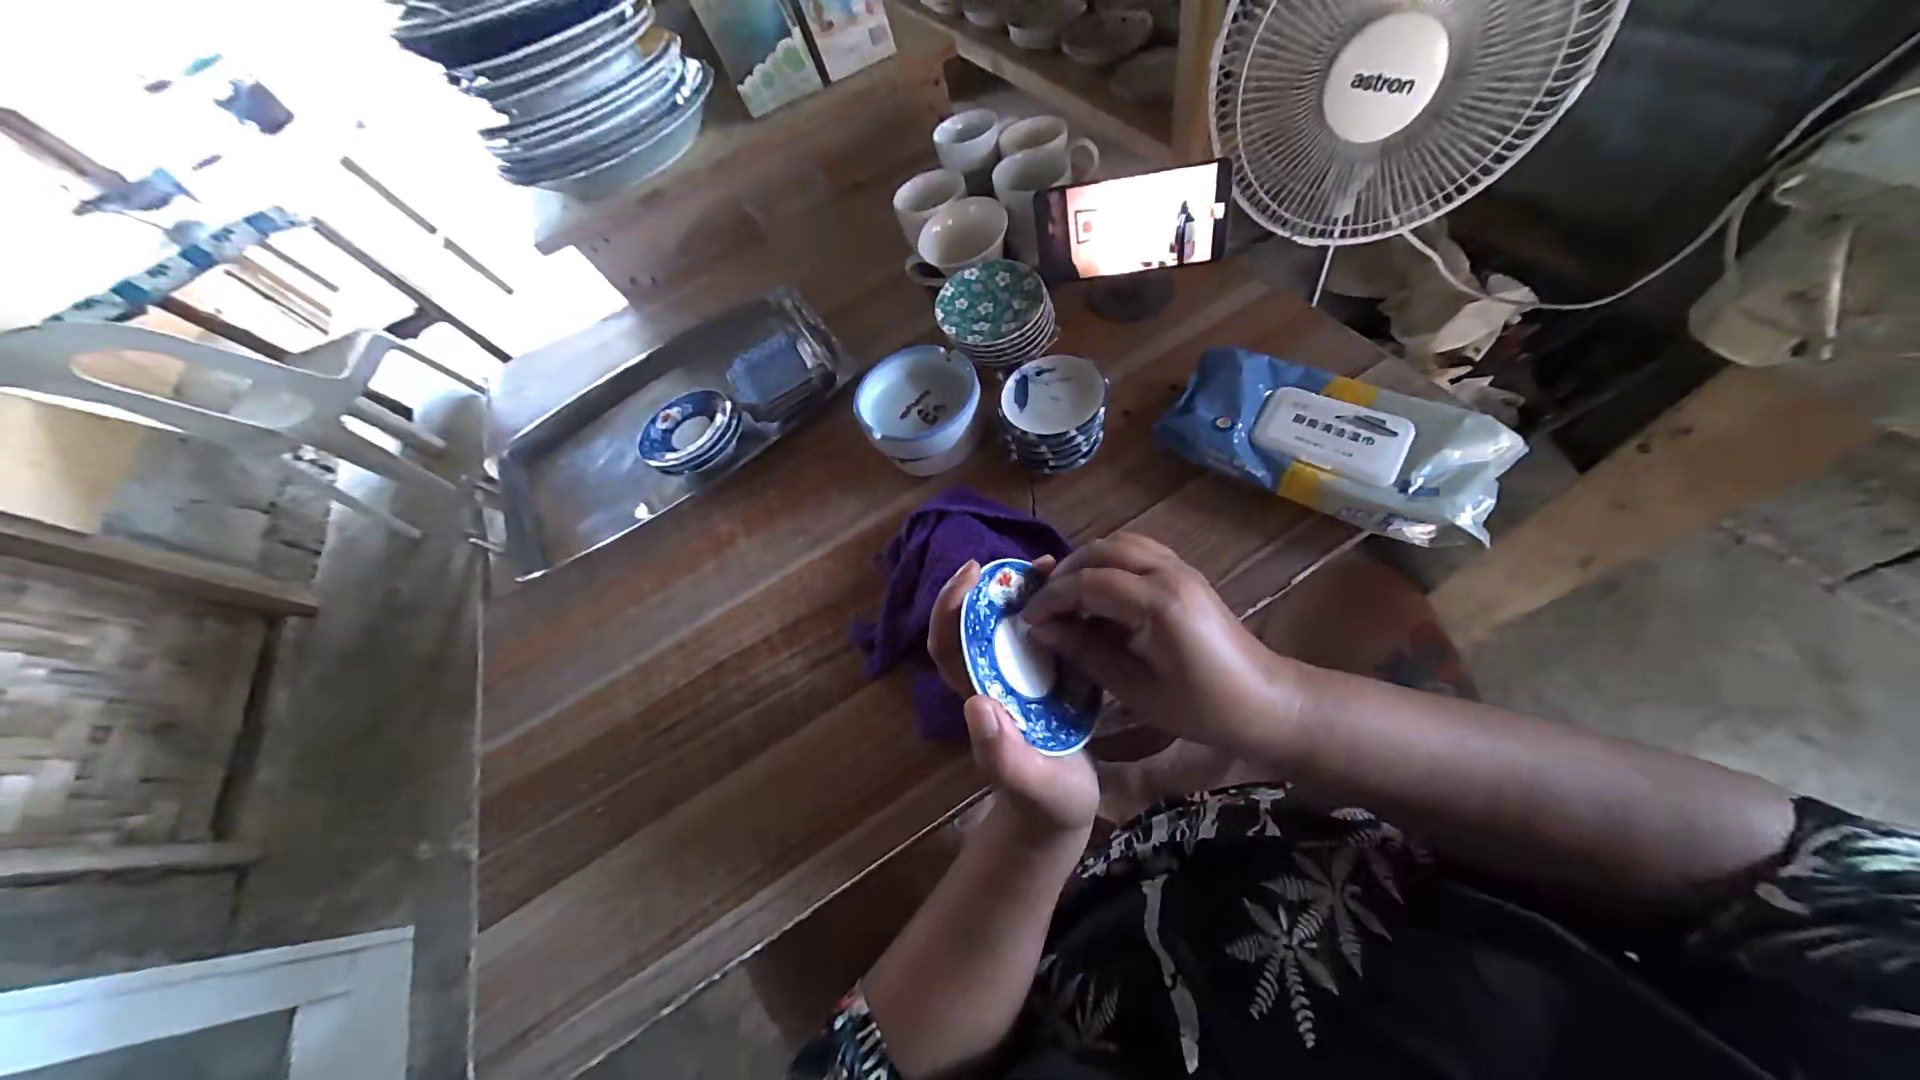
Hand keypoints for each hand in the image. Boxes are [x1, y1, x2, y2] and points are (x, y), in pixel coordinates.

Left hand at [930, 559, 1096, 836]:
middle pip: (979, 624)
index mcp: (980, 697)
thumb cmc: (1045, 804)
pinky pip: (1041, 638)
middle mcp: (992, 681)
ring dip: (1026, 594)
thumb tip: (976, 705)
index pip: (948, 645)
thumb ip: (1003, 755)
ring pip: (1011, 626)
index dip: (950, 607)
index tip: (972, 571)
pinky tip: (1078, 599)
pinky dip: (1052, 612)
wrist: (1062, 815)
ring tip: (1057, 570)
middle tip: (1035, 563)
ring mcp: (1017, 681)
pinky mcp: (1045, 683)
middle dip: (997, 588)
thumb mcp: (1030, 784)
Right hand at [1021, 534, 1300, 754]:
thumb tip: (1040, 630)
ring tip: (1064, 595)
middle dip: (1064, 574)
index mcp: (1159, 602)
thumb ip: (1086, 652)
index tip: (1026, 620)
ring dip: (1085, 563)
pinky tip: (1098, 591)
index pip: (1089, 583)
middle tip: (1041, 605)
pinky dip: (1109, 562)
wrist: (1266, 702)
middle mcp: (1169, 572)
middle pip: (1101, 551)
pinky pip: (1137, 552)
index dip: (1051, 599)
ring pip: (1119, 544)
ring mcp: (1180, 568)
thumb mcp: (1136, 689)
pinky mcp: (1185, 573)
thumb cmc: (1202, 707)